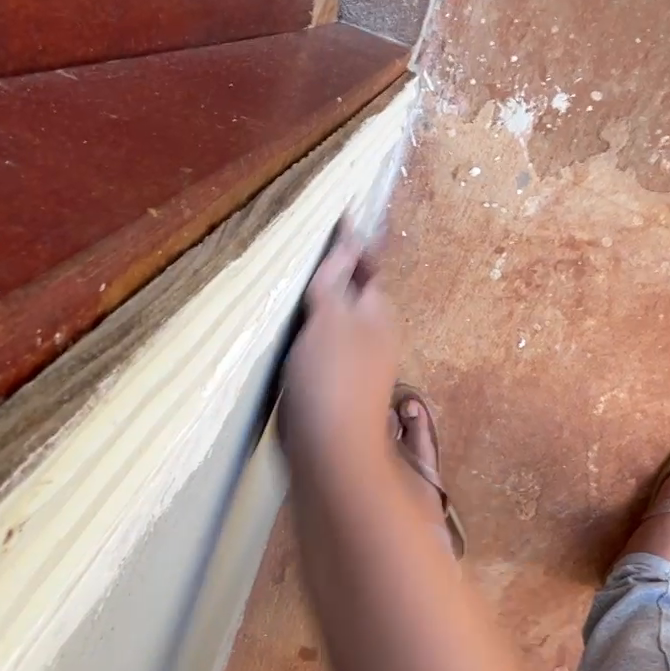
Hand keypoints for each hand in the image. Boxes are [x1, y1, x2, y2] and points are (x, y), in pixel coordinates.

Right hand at [279, 226, 398, 473]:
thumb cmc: (331, 375)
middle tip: (300, 255)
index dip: (349, 245)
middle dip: (334, 276)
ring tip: (289, 291)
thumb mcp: (331, 315)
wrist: (330, 449)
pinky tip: (289, 339)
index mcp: (380, 312)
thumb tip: (351, 236)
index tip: (329, 221)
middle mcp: (376, 336)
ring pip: (338, 323)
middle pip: (353, 295)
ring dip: (319, 307)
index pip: (366, 266)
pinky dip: (310, 337)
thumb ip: (337, 276)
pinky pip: (325, 349)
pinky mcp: (339, 387)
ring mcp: (359, 365)